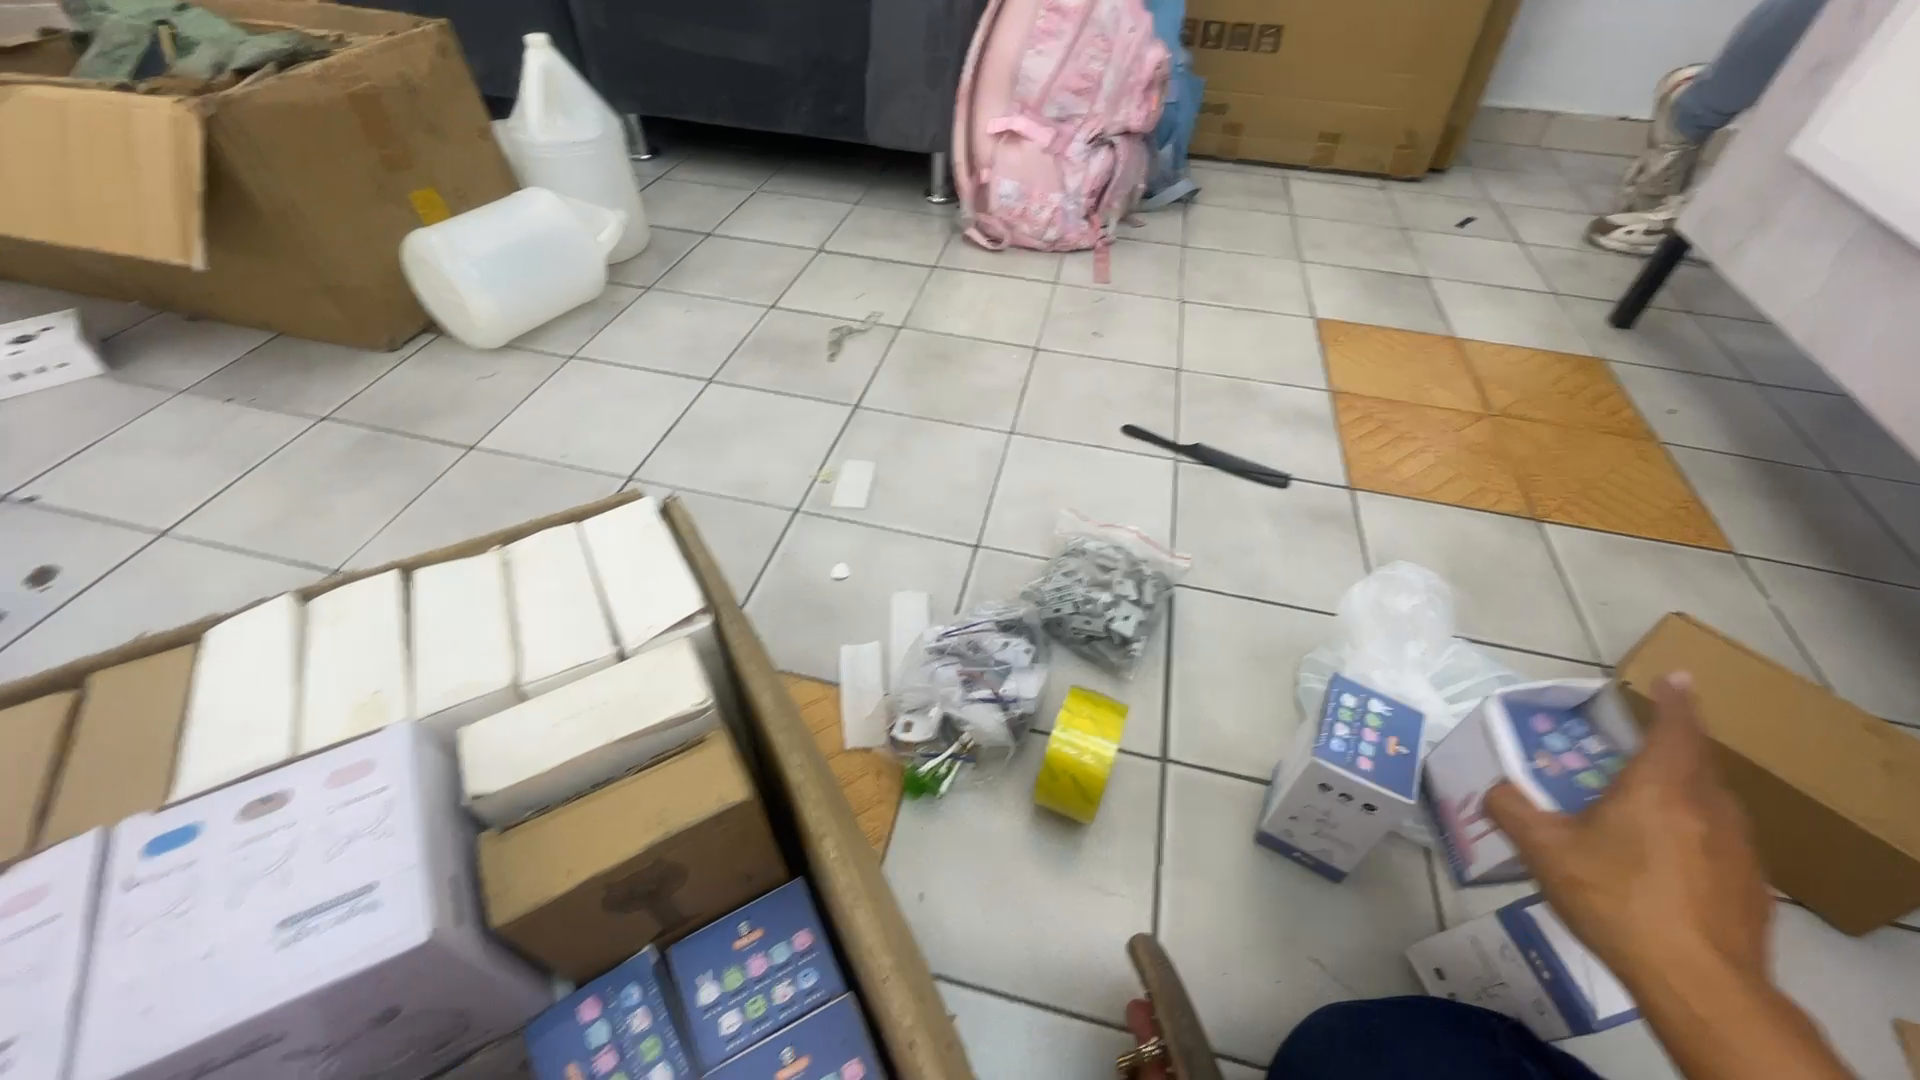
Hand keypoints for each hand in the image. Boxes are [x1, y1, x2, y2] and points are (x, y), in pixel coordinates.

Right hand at [1484, 673, 1772, 996]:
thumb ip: (1511, 809)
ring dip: (1682, 793)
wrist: (1698, 981)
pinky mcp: (1751, 885)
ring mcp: (1739, 847)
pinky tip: (1664, 864)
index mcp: (1661, 786)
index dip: (1674, 699)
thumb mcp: (1544, 850)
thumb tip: (1493, 787)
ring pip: (1710, 802)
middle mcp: (1709, 806)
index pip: (1675, 728)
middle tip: (1639, 748)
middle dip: (1672, 748)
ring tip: (1645, 809)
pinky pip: (1718, 840)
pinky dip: (1693, 833)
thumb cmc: (1616, 899)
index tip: (1677, 676)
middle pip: (1696, 763)